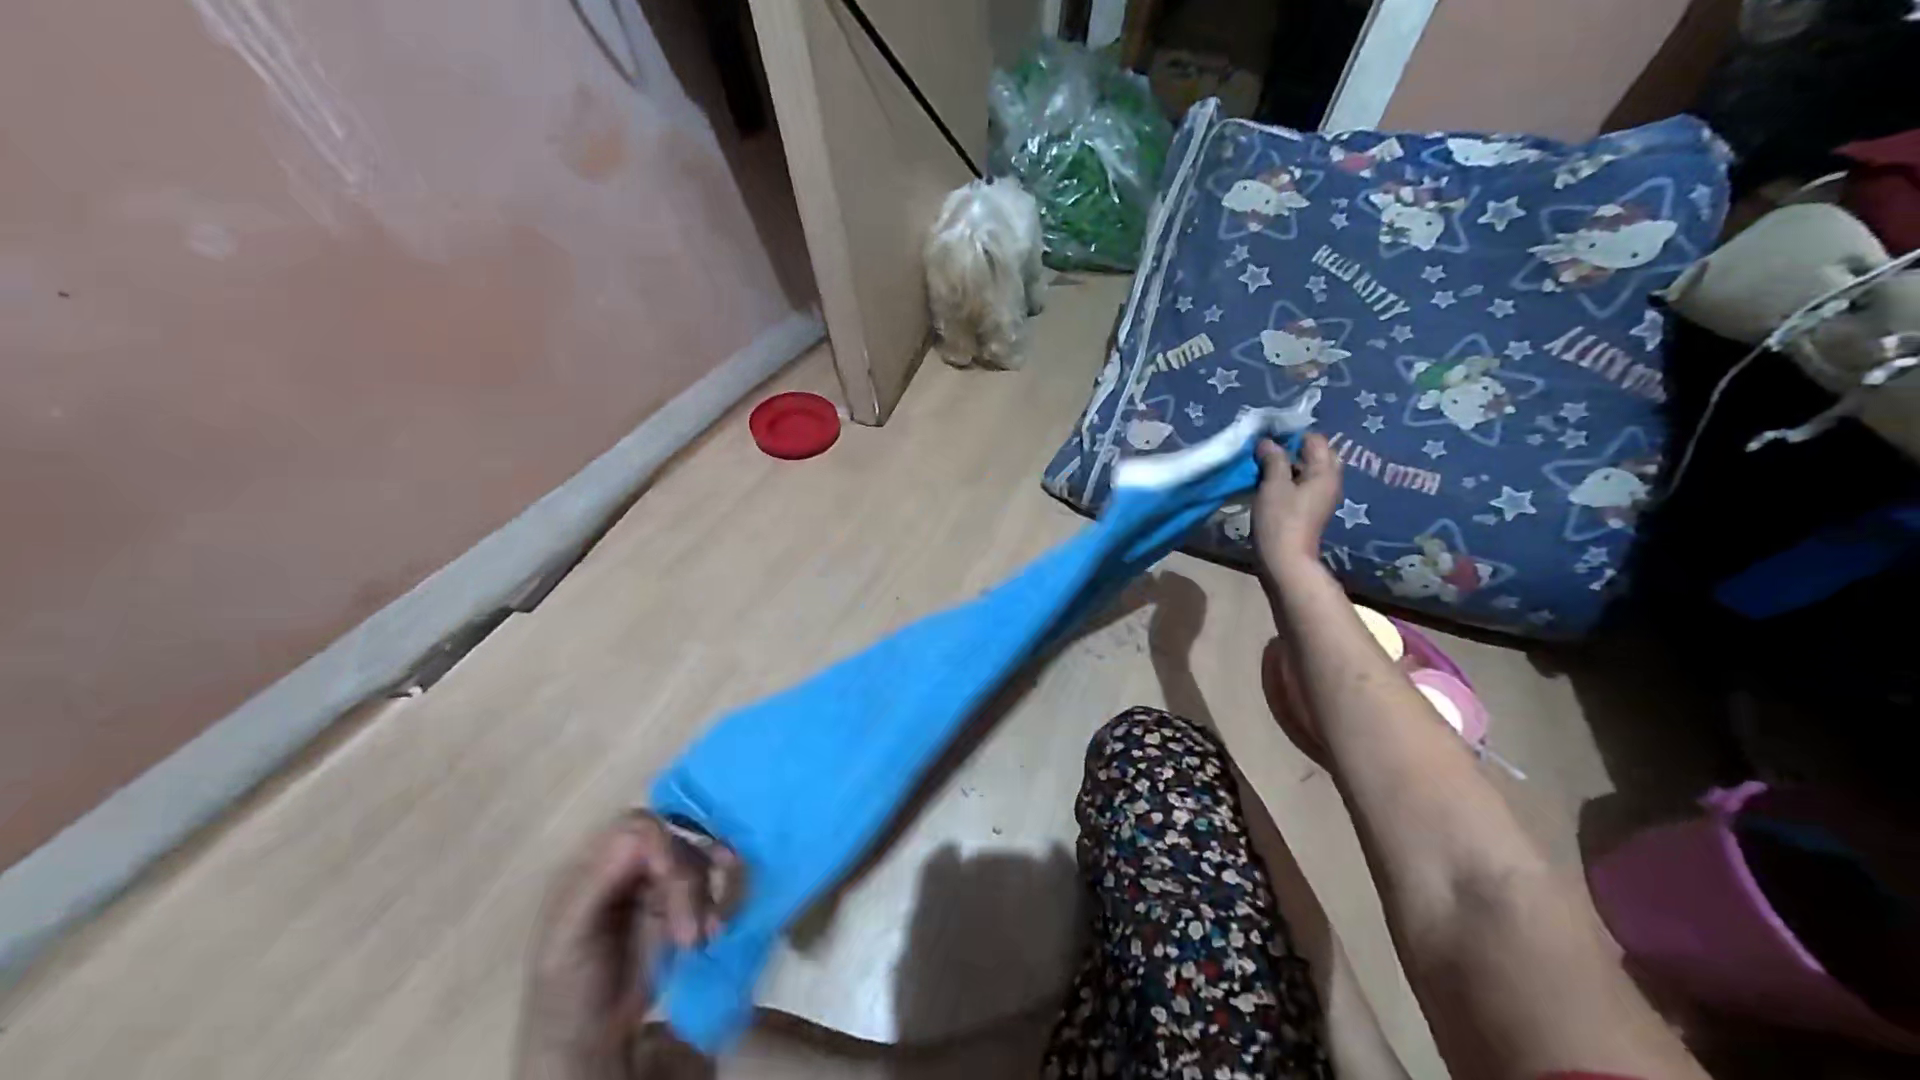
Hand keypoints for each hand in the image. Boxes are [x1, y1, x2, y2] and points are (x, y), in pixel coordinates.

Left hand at [517, 812, 739, 1079]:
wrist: (589, 1042)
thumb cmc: (568, 992)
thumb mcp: (568, 937)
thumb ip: (597, 880)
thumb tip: (645, 836)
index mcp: (591, 864)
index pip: (637, 828)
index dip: (663, 844)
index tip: (672, 880)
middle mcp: (626, 865)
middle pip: (675, 842)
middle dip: (689, 883)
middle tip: (692, 935)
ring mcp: (654, 882)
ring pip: (698, 860)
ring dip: (706, 897)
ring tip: (702, 940)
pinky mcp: (677, 901)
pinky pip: (711, 880)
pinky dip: (720, 898)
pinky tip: (715, 927)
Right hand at [1252, 433, 1340, 577]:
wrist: (1284, 561)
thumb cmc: (1280, 520)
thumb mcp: (1273, 485)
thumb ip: (1273, 459)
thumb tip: (1268, 442)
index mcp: (1325, 471)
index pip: (1314, 439)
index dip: (1290, 435)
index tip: (1266, 439)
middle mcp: (1329, 481)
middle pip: (1313, 454)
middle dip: (1290, 450)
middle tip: (1265, 453)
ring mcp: (1320, 497)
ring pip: (1306, 470)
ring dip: (1286, 466)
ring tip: (1262, 468)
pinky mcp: (1309, 509)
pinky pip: (1301, 485)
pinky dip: (1286, 480)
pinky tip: (1267, 485)